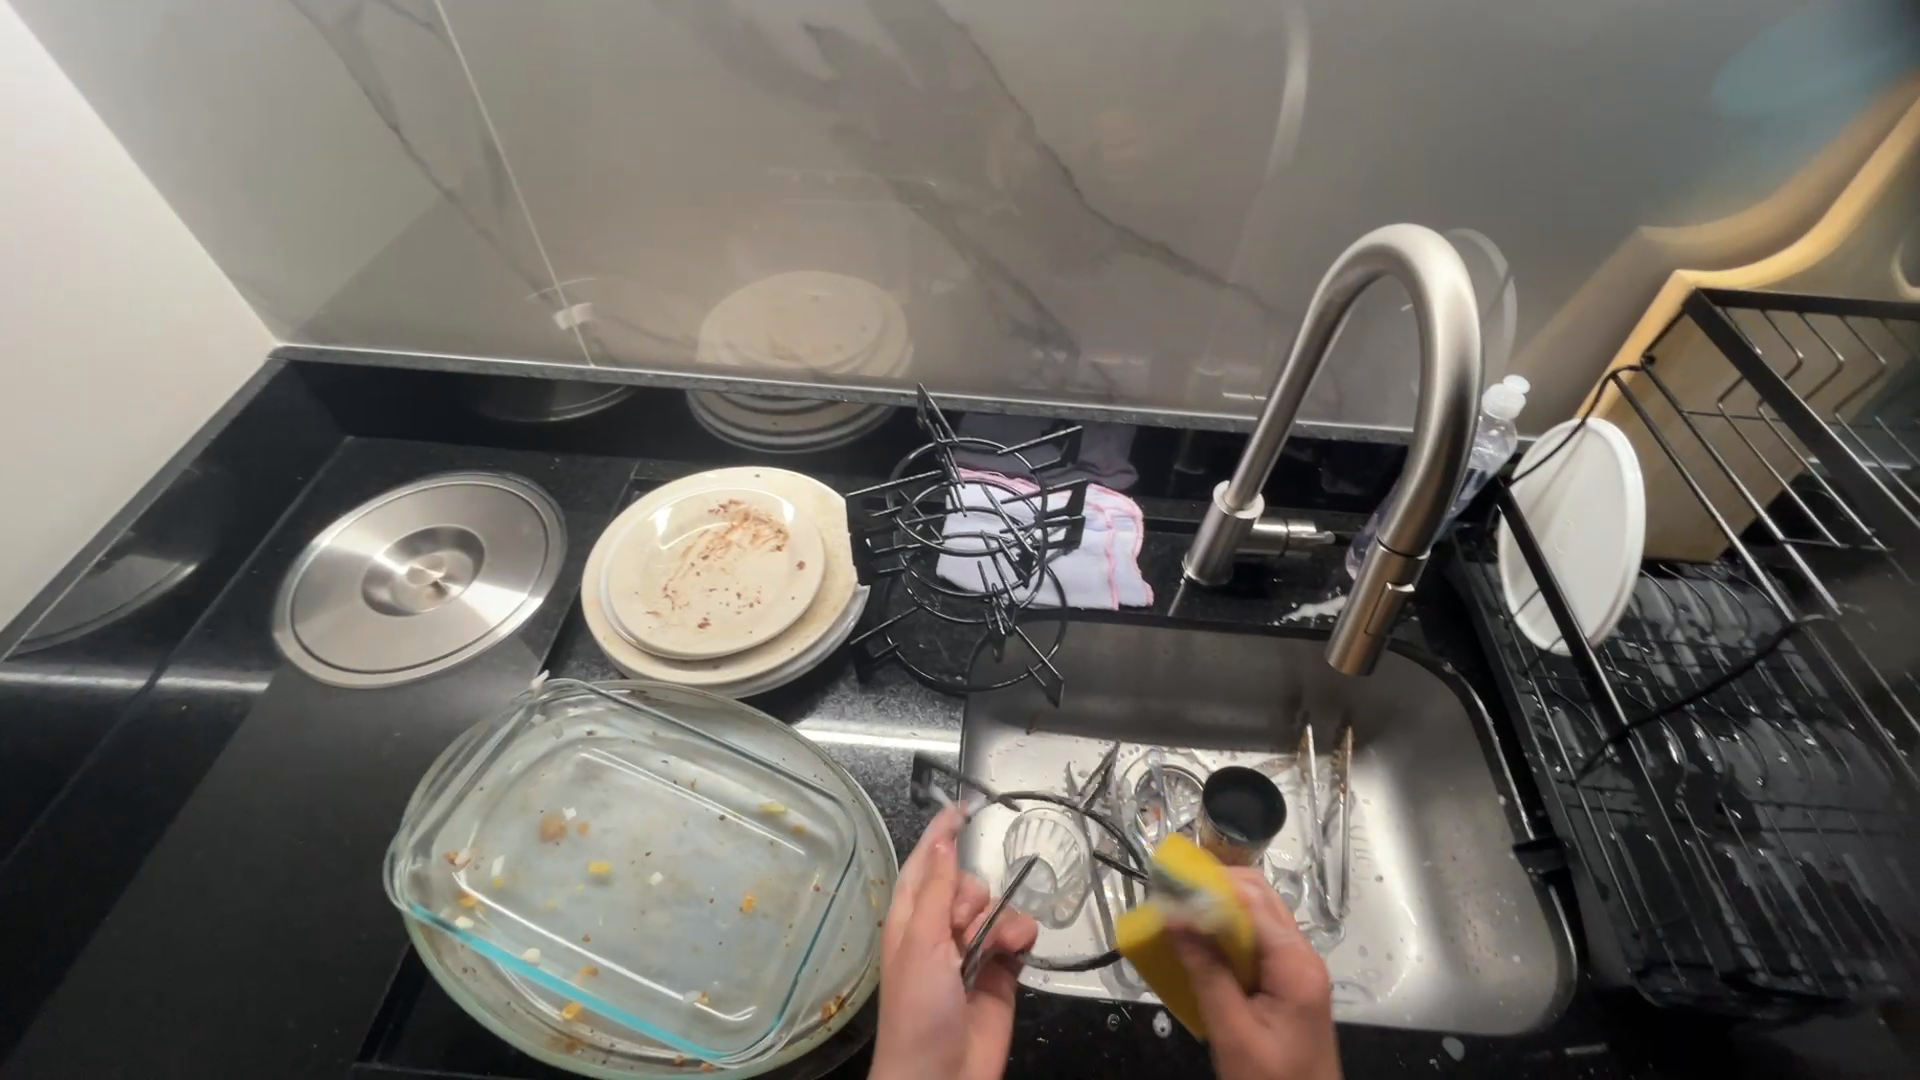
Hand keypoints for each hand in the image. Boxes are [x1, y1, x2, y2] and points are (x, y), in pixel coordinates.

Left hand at [869, 807, 1039, 1079]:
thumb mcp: (921, 942)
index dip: (942, 833)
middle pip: (968, 882)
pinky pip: (1017, 932)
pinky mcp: (1000, 969)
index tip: (962, 807)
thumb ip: (937, 889)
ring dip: (999, 918)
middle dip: (973, 896)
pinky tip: (1015, 949)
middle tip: (963, 926)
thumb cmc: (918, 1009)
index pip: (928, 860)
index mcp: (912, 914)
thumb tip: (942, 841)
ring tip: (989, 948)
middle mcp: (941, 926)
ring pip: (996, 905)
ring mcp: (972, 948)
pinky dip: (1020, 934)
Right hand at [1173, 868, 1340, 1079]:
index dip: (1210, 887)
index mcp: (1295, 964)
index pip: (1252, 900)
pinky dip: (1226, 932)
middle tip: (1172, 897)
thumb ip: (1206, 971)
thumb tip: (1173, 916)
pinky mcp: (1286, 981)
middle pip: (1257, 896)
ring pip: (1255, 914)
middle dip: (1214, 888)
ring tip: (1179, 915)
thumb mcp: (1232, 1032)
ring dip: (1218, 908)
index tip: (1169, 888)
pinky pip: (1255, 939)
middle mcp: (1301, 955)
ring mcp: (1296, 967)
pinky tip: (1199, 943)